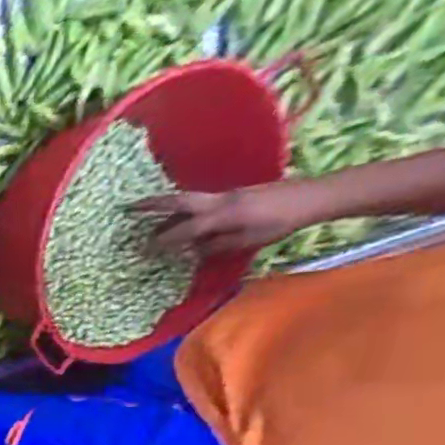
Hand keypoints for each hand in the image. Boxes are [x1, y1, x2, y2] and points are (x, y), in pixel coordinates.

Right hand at [133, 180, 324, 255]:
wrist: (317, 196)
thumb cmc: (284, 222)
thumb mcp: (249, 240)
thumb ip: (217, 245)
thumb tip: (190, 251)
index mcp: (221, 216)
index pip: (182, 230)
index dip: (161, 242)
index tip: (143, 251)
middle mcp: (218, 201)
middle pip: (177, 202)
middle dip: (150, 205)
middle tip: (128, 208)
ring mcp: (225, 194)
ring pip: (187, 200)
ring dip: (164, 206)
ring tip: (145, 212)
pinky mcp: (232, 193)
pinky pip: (200, 201)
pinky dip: (183, 208)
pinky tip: (179, 216)